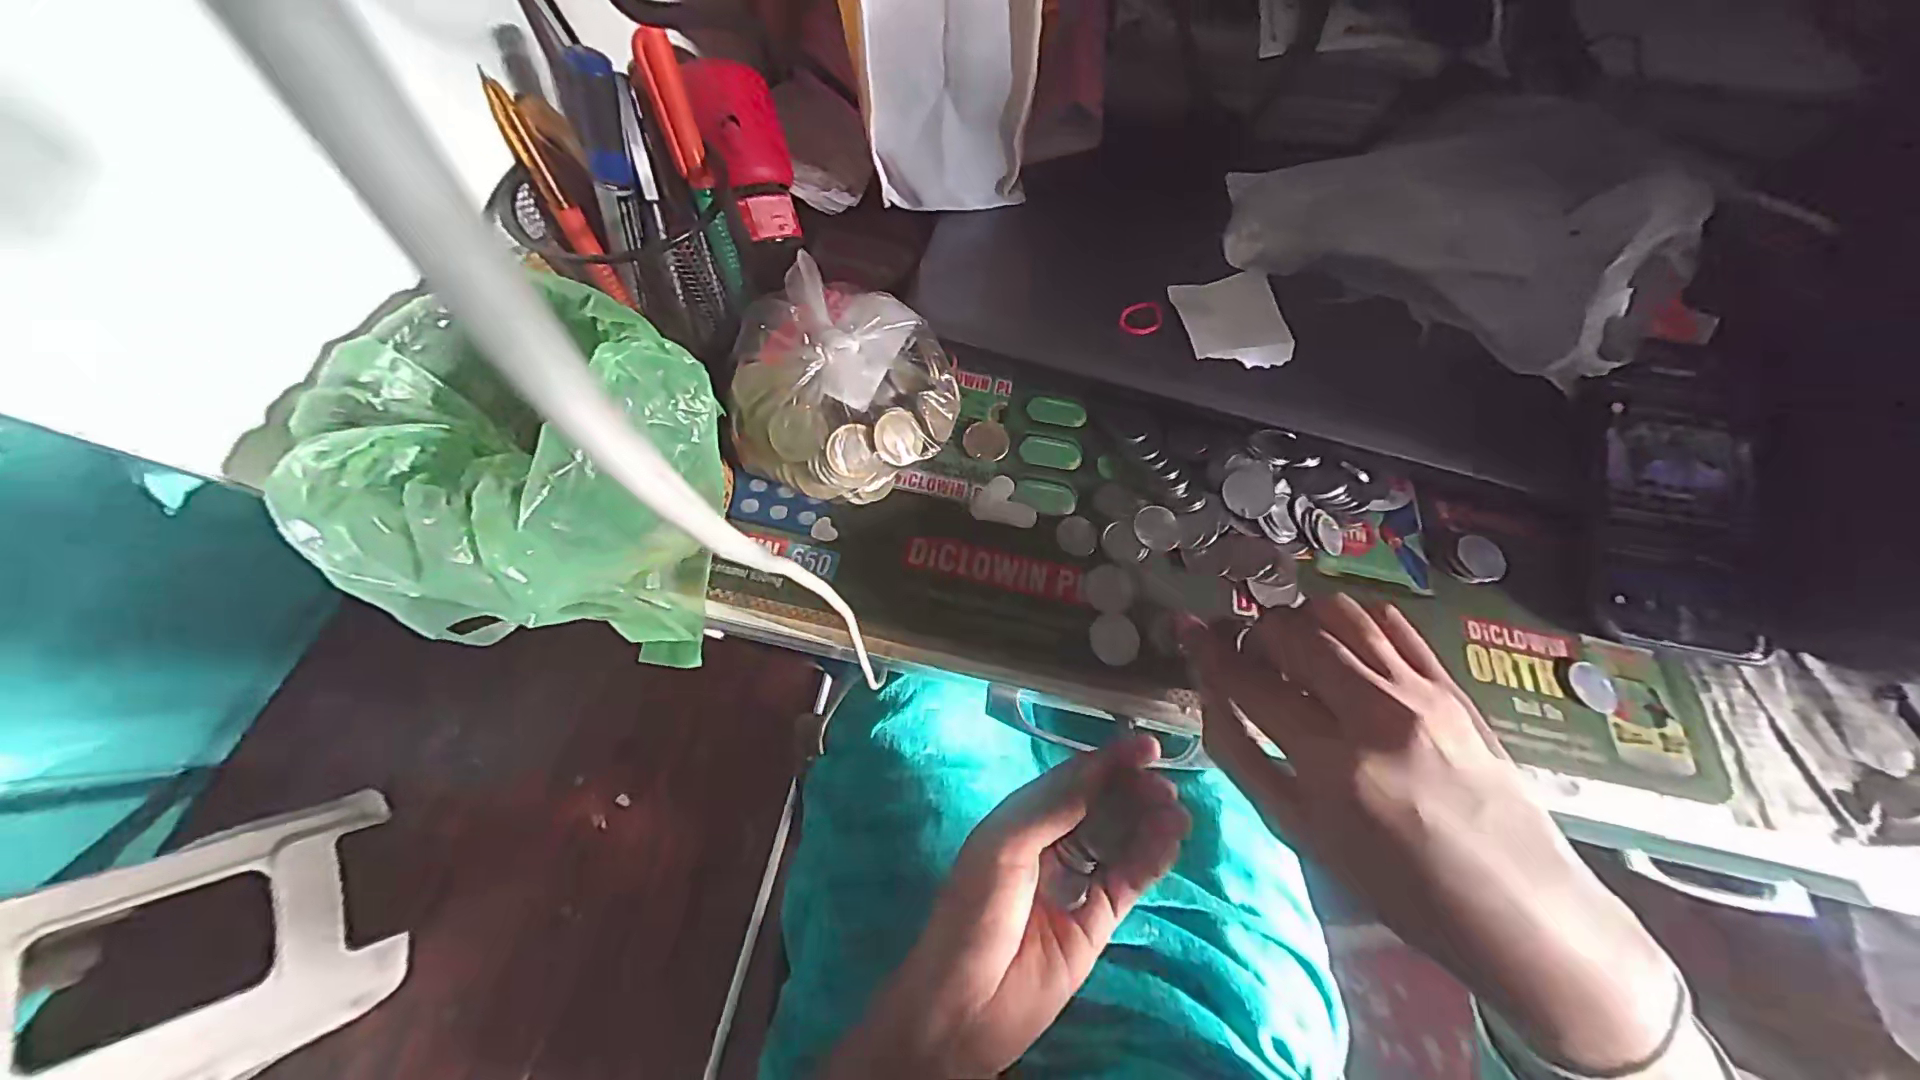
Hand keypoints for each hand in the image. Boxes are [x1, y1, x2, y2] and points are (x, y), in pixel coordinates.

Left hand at [822, 735, 1190, 1078]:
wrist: (965, 1004)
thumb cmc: (973, 911)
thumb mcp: (1003, 846)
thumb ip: (1052, 808)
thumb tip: (1099, 772)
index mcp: (1022, 817)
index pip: (1072, 779)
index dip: (1107, 761)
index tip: (1145, 746)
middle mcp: (1050, 842)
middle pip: (1100, 806)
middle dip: (1131, 790)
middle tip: (1163, 782)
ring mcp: (1075, 881)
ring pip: (1119, 840)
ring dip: (1147, 821)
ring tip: (1176, 809)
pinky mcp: (1095, 920)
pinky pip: (1127, 879)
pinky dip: (1150, 858)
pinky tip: (1169, 839)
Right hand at [1179, 595, 1680, 1074]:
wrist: (1524, 916)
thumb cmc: (1398, 887)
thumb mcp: (1301, 833)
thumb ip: (1243, 757)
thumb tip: (1210, 694)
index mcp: (1333, 764)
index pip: (1250, 683)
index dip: (1208, 650)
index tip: (1186, 628)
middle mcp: (1378, 714)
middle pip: (1292, 633)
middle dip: (1254, 634)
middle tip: (1248, 657)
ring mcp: (1424, 694)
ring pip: (1340, 613)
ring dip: (1300, 619)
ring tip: (1293, 649)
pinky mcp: (1455, 687)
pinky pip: (1391, 622)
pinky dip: (1352, 618)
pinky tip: (1340, 640)